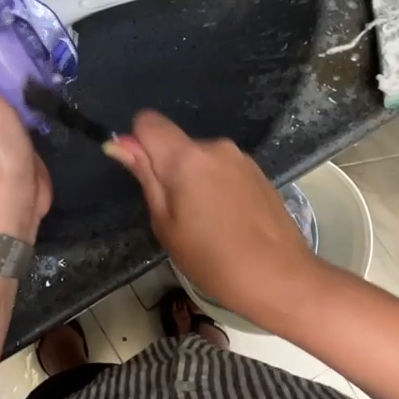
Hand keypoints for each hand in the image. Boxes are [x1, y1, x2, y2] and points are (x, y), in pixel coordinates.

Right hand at [108, 110, 321, 324]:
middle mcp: (215, 147)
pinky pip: (222, 169)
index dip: (137, 142)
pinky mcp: (258, 171)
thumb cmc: (211, 258)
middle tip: (177, 213)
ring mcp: (240, 158)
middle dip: (168, 169)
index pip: (148, 122)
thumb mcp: (165, 223)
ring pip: (200, 158)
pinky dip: (215, 185)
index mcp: (187, 158)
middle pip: (176, 143)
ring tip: (205, 221)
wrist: (278, 276)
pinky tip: (227, 219)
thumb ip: (145, 177)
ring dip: (193, 179)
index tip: (142, 174)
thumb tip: (120, 144)